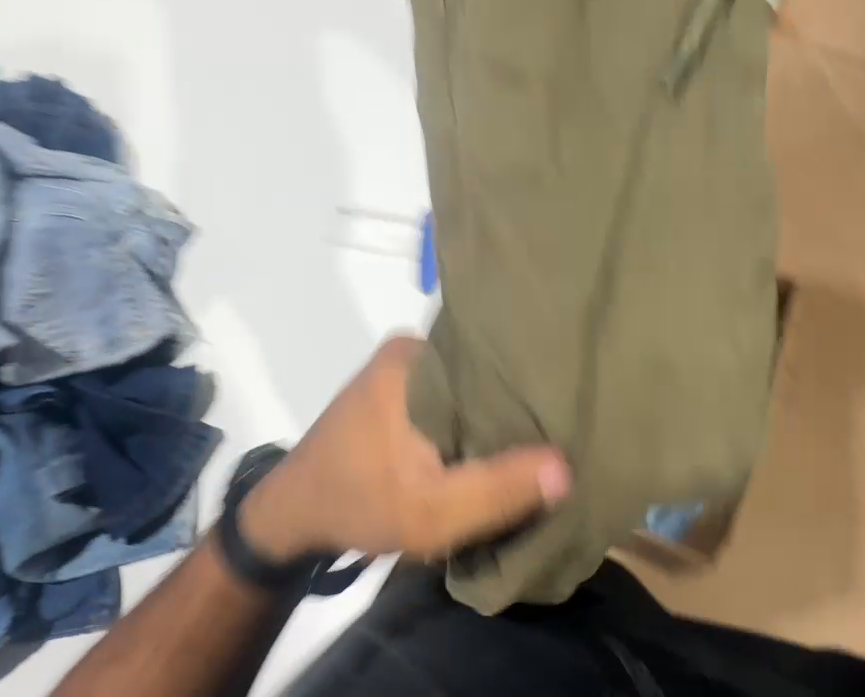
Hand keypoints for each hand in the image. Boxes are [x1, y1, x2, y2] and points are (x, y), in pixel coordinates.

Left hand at [237, 335, 571, 562]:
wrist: (292, 516)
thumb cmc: (359, 504)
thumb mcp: (432, 512)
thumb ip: (496, 489)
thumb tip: (566, 466)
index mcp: (416, 355)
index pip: (496, 355)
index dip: (534, 384)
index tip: (572, 409)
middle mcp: (410, 349)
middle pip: (484, 370)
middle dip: (518, 400)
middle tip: (564, 429)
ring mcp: (401, 369)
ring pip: (468, 387)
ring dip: (494, 415)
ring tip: (541, 438)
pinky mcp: (395, 392)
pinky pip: (450, 399)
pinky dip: (471, 421)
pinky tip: (498, 446)